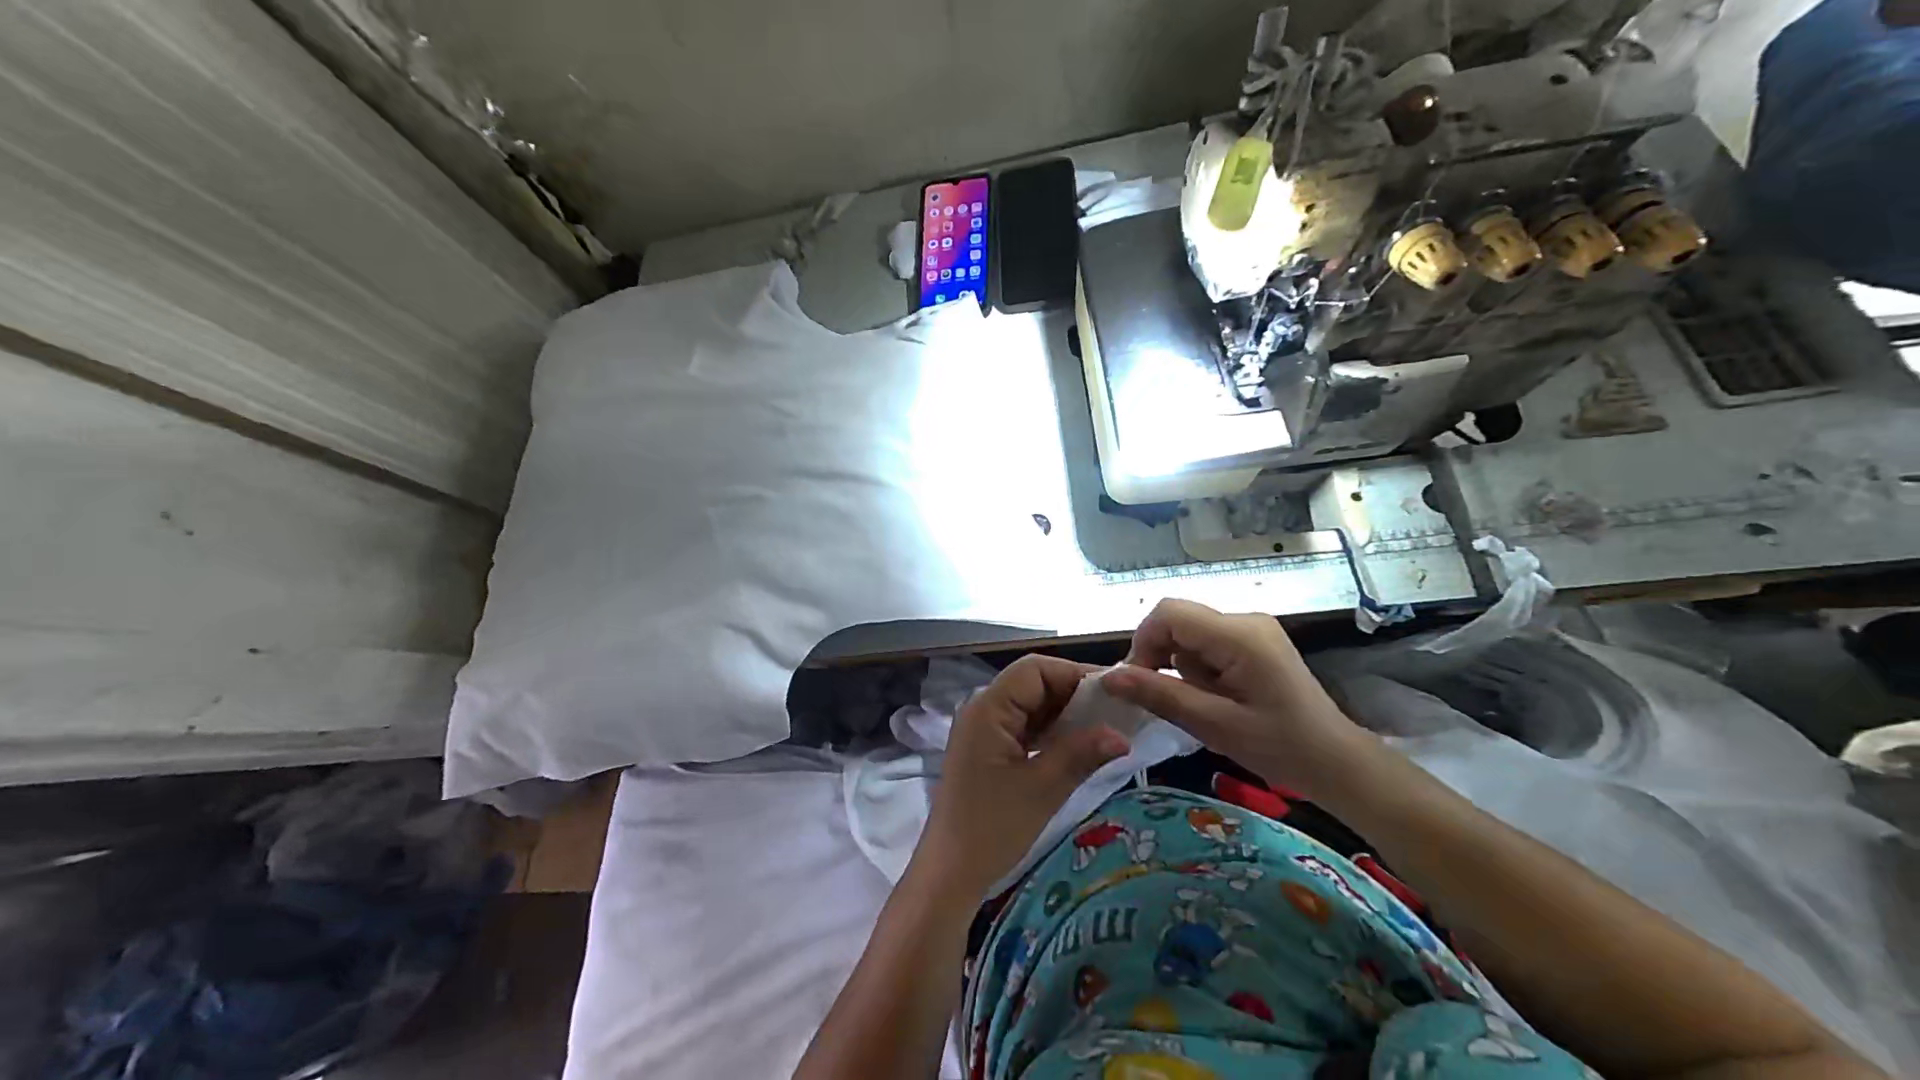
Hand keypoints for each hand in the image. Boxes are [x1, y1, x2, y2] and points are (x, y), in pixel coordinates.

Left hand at [917, 656, 1130, 898]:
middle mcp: (982, 710)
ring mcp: (983, 731)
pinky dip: (1051, 733)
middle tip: (1117, 712)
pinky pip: (1024, 728)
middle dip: (1074, 695)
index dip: (1075, 675)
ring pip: (1030, 706)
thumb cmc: (993, 828)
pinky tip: (1078, 747)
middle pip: (1033, 684)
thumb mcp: (1044, 788)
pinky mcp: (987, 751)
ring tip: (1106, 728)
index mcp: (988, 708)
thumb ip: (1082, 753)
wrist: (950, 873)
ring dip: (1065, 715)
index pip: (1035, 670)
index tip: (1115, 693)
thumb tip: (1122, 735)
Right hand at [1103, 599, 1375, 799]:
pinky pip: (1207, 644)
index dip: (1142, 643)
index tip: (1138, 684)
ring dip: (1182, 668)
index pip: (1168, 613)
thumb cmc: (1281, 748)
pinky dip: (1198, 669)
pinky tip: (1215, 699)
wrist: (1338, 763)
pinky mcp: (1255, 643)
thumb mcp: (1215, 725)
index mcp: (1239, 635)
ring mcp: (1252, 630)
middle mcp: (1245, 620)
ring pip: (1189, 634)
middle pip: (1177, 621)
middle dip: (1161, 657)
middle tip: (1169, 701)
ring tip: (1203, 705)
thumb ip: (1160, 695)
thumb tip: (1109, 677)